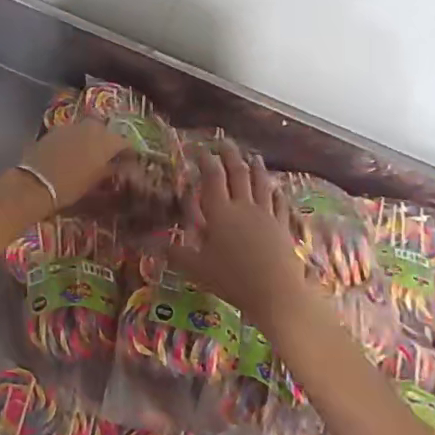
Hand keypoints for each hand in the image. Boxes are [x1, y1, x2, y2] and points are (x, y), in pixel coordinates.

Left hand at [0, 120, 130, 237]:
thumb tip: (119, 166)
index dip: (128, 153)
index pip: (124, 142)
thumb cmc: (68, 189)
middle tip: (110, 159)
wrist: (34, 185)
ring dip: (91, 141)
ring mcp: (71, 126)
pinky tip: (72, 155)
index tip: (130, 162)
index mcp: (105, 140)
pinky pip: (72, 134)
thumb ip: (109, 170)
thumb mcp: (94, 182)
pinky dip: (75, 142)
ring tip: (90, 157)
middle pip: (106, 133)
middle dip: (109, 144)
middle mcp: (90, 127)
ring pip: (88, 131)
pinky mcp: (54, 131)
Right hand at [169, 142, 313, 322]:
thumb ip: (176, 254)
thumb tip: (152, 245)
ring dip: (256, 167)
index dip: (206, 161)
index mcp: (220, 214)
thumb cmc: (231, 279)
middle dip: (230, 155)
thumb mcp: (196, 269)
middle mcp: (244, 207)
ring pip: (261, 183)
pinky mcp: (282, 226)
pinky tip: (276, 188)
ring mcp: (267, 215)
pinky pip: (279, 202)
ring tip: (253, 156)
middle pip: (238, 174)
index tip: (200, 149)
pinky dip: (275, 191)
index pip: (212, 179)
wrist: (275, 292)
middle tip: (225, 143)